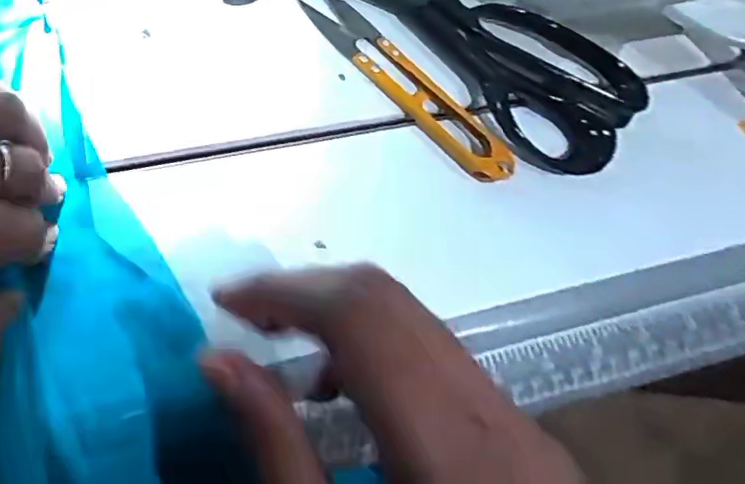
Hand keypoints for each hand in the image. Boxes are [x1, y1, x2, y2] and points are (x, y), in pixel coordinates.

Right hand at [197, 264, 580, 483]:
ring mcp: (523, 427)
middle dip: (303, 290)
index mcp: (455, 453)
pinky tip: (341, 385)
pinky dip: (372, 340)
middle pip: (384, 299)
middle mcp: (499, 420)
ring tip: (279, 340)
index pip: (359, 316)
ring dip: (335, 309)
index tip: (224, 303)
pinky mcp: (527, 439)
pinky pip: (434, 350)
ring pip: (411, 315)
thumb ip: (277, 448)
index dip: (282, 292)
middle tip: (244, 315)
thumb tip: (217, 360)